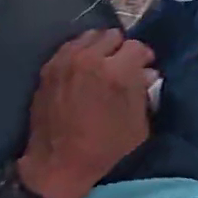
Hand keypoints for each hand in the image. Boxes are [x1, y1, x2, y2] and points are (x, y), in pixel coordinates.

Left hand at [17, 29, 156, 197]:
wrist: (59, 161)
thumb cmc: (104, 148)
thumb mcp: (138, 126)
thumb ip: (144, 93)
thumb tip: (147, 72)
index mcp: (117, 73)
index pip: (137, 47)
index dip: (143, 58)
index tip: (143, 68)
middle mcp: (91, 58)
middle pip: (113, 36)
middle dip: (120, 50)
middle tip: (121, 67)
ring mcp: (66, 60)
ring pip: (89, 36)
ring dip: (99, 47)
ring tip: (100, 65)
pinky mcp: (49, 66)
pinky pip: (69, 46)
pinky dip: (79, 52)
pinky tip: (81, 69)